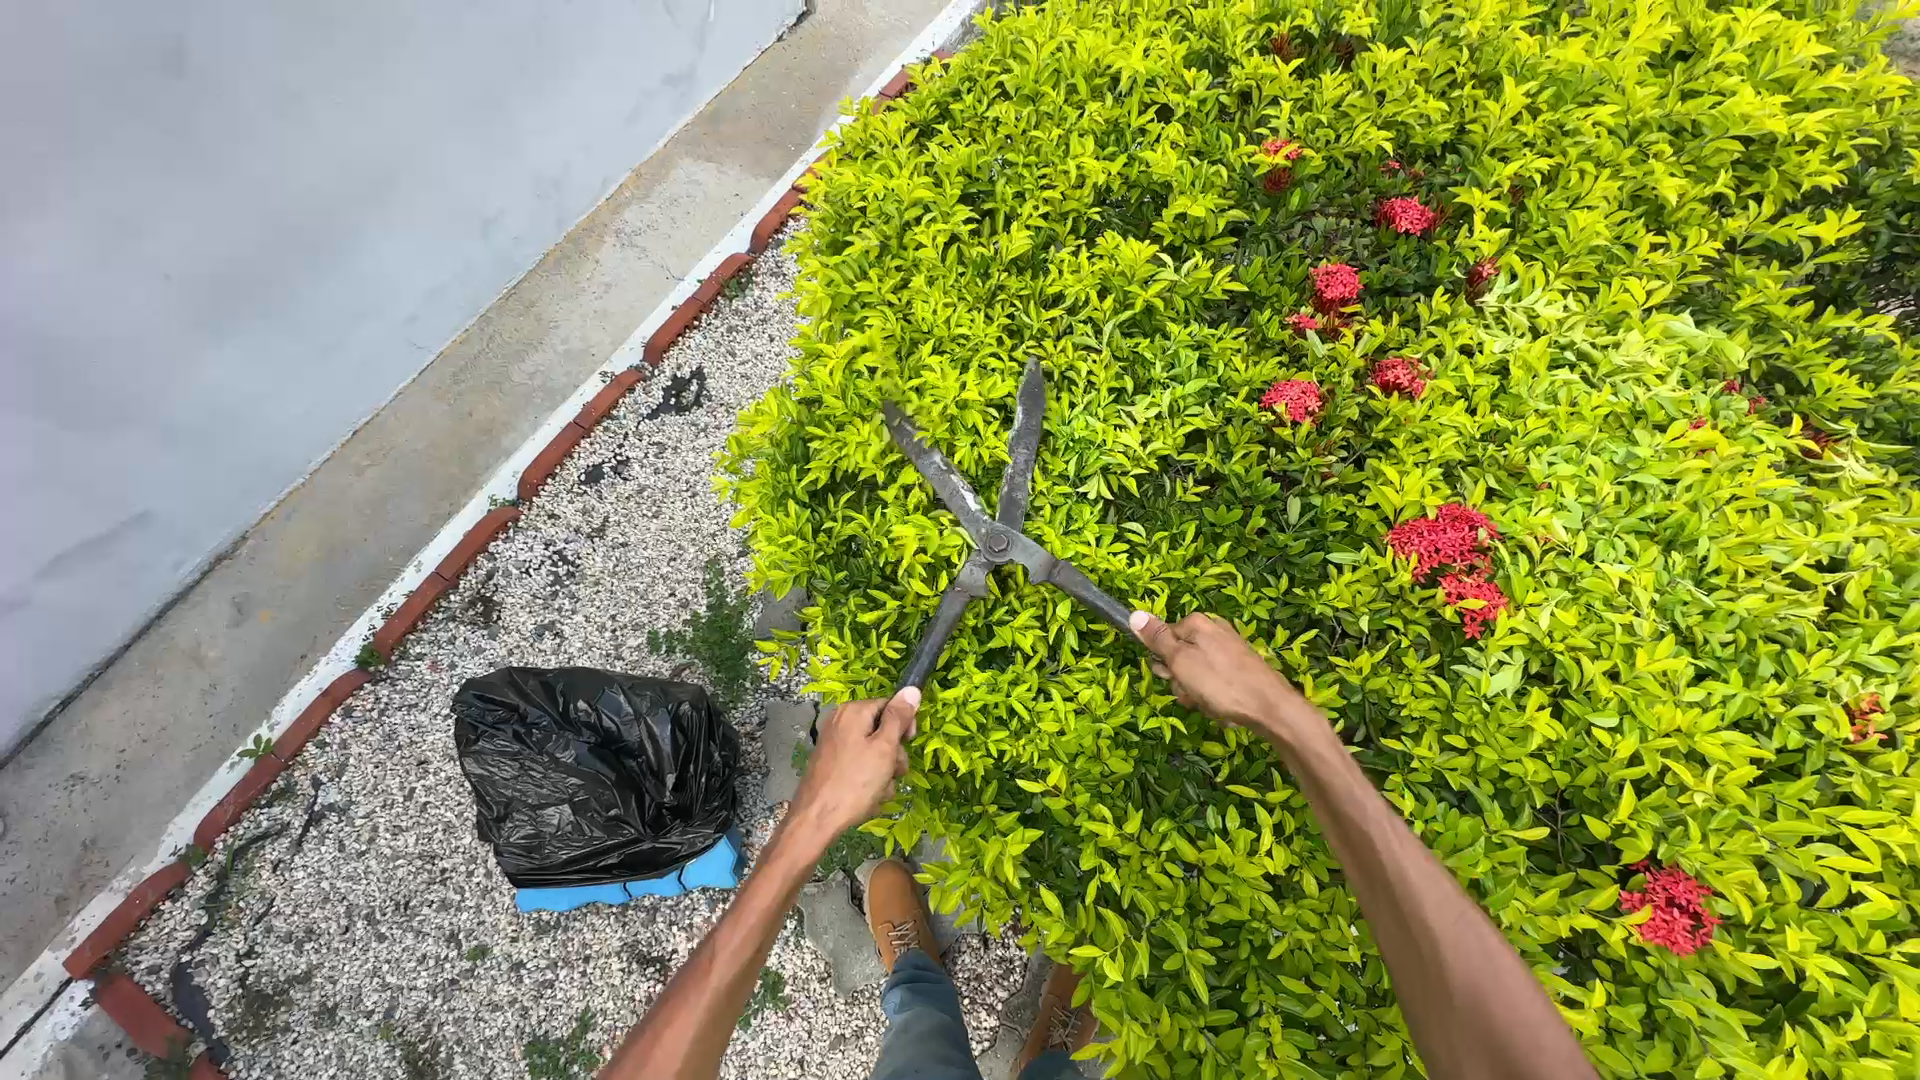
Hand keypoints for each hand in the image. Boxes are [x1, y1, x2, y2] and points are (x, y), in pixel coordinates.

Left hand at [790, 688, 919, 838]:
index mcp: (853, 712)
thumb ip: (898, 718)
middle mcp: (841, 722)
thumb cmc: (855, 782)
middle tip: (891, 772)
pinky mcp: (832, 763)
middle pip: (882, 730)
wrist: (817, 819)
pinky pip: (860, 765)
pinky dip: (868, 779)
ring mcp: (835, 743)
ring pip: (874, 752)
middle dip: (893, 754)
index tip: (908, 744)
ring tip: (878, 790)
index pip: (890, 706)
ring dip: (884, 772)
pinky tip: (868, 797)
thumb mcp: (884, 748)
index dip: (904, 726)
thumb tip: (912, 689)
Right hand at [1129, 611, 1319, 743]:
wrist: (1270, 708)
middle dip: (1181, 680)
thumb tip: (1134, 614)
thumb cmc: (1221, 683)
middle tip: (1193, 693)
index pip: (1162, 640)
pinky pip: (1214, 682)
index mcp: (1197, 623)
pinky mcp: (1240, 668)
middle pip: (1179, 657)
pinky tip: (1223, 706)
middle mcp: (1213, 630)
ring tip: (1210, 702)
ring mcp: (1229, 649)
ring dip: (1197, 693)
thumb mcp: (1181, 661)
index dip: (1164, 663)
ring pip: (1196, 674)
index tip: (1172, 677)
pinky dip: (1214, 696)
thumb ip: (1157, 638)